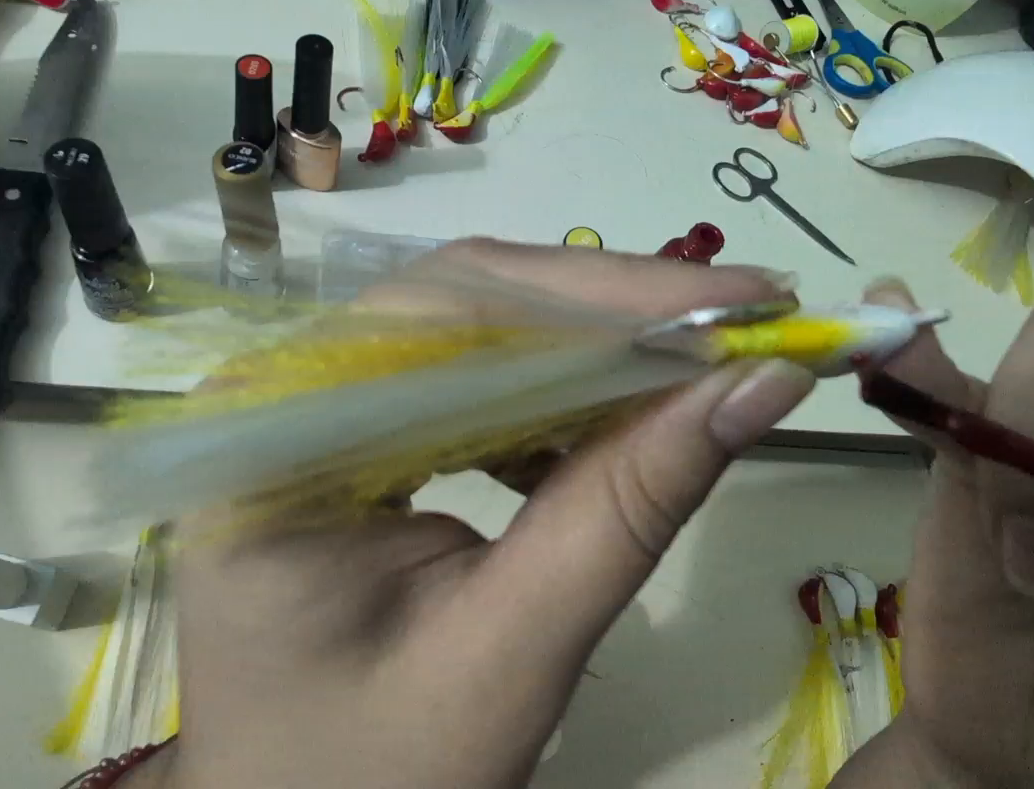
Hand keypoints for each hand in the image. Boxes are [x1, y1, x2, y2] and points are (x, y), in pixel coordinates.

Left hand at [147, 240, 814, 788]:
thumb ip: (623, 513)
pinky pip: (457, 374)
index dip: (602, 293)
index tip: (743, 302)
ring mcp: (307, 401)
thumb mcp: (504, 661)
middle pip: (459, 303)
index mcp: (275, 440)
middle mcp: (277, 392)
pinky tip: (607, 423)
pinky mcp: (345, 423)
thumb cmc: (367, 774)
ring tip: (692, 371)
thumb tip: (758, 387)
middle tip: (743, 320)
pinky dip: (546, 387)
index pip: (447, 311)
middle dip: (609, 311)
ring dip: (587, 345)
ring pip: (467, 328)